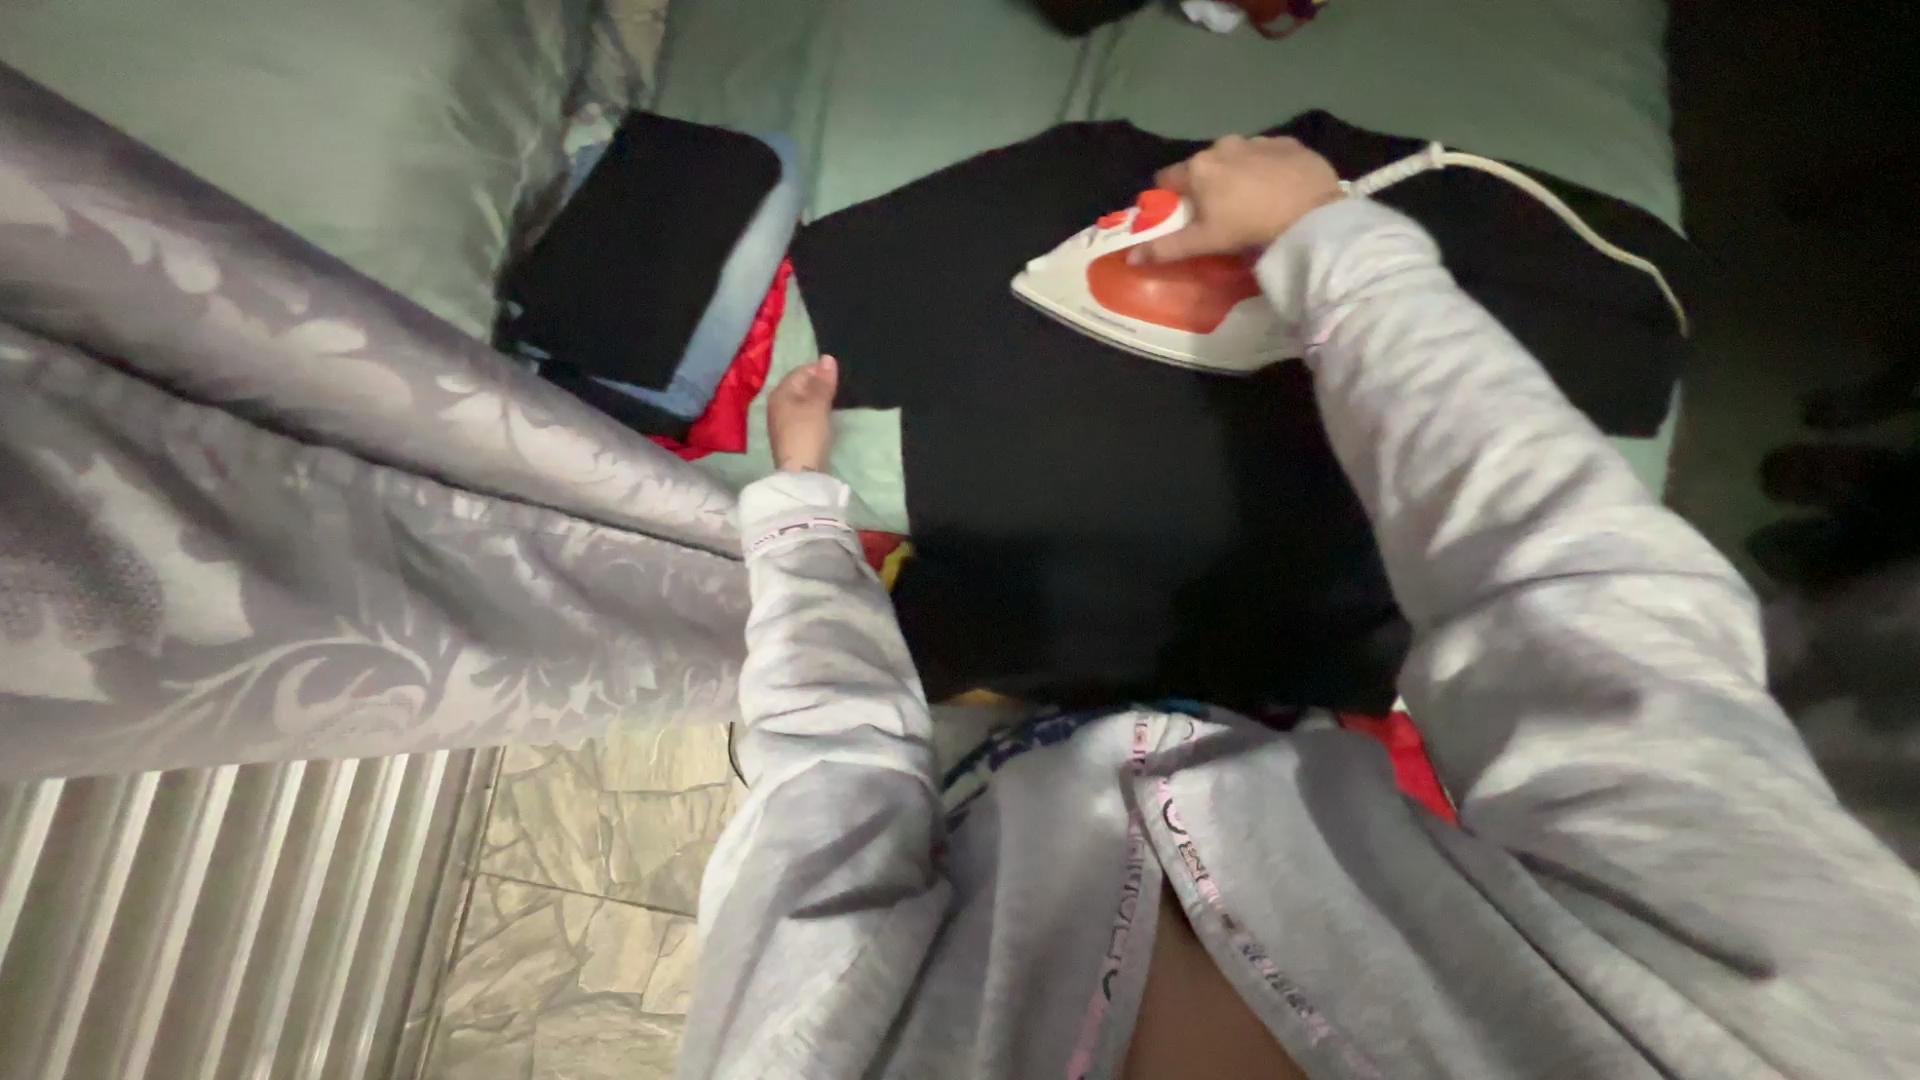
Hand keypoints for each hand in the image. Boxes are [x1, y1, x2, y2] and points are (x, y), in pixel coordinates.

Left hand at [767, 354, 836, 471]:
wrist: (802, 473)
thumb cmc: (808, 433)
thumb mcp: (818, 404)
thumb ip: (823, 382)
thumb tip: (827, 357)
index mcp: (780, 393)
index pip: (801, 371)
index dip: (820, 371)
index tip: (839, 377)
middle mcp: (778, 405)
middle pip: (801, 387)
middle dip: (820, 385)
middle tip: (841, 390)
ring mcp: (784, 422)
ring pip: (804, 402)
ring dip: (819, 400)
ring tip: (837, 402)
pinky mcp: (793, 437)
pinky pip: (806, 416)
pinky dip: (817, 414)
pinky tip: (828, 418)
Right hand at [1130, 135, 1342, 263]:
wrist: (1307, 211)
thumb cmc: (1245, 226)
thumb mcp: (1202, 241)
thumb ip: (1164, 248)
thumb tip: (1130, 257)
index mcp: (1198, 167)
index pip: (1167, 178)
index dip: (1169, 197)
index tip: (1179, 213)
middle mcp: (1223, 145)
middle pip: (1203, 166)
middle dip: (1205, 184)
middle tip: (1216, 212)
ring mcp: (1257, 140)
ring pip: (1235, 157)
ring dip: (1235, 174)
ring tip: (1248, 200)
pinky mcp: (1288, 143)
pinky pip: (1267, 154)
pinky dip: (1265, 168)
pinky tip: (1274, 189)